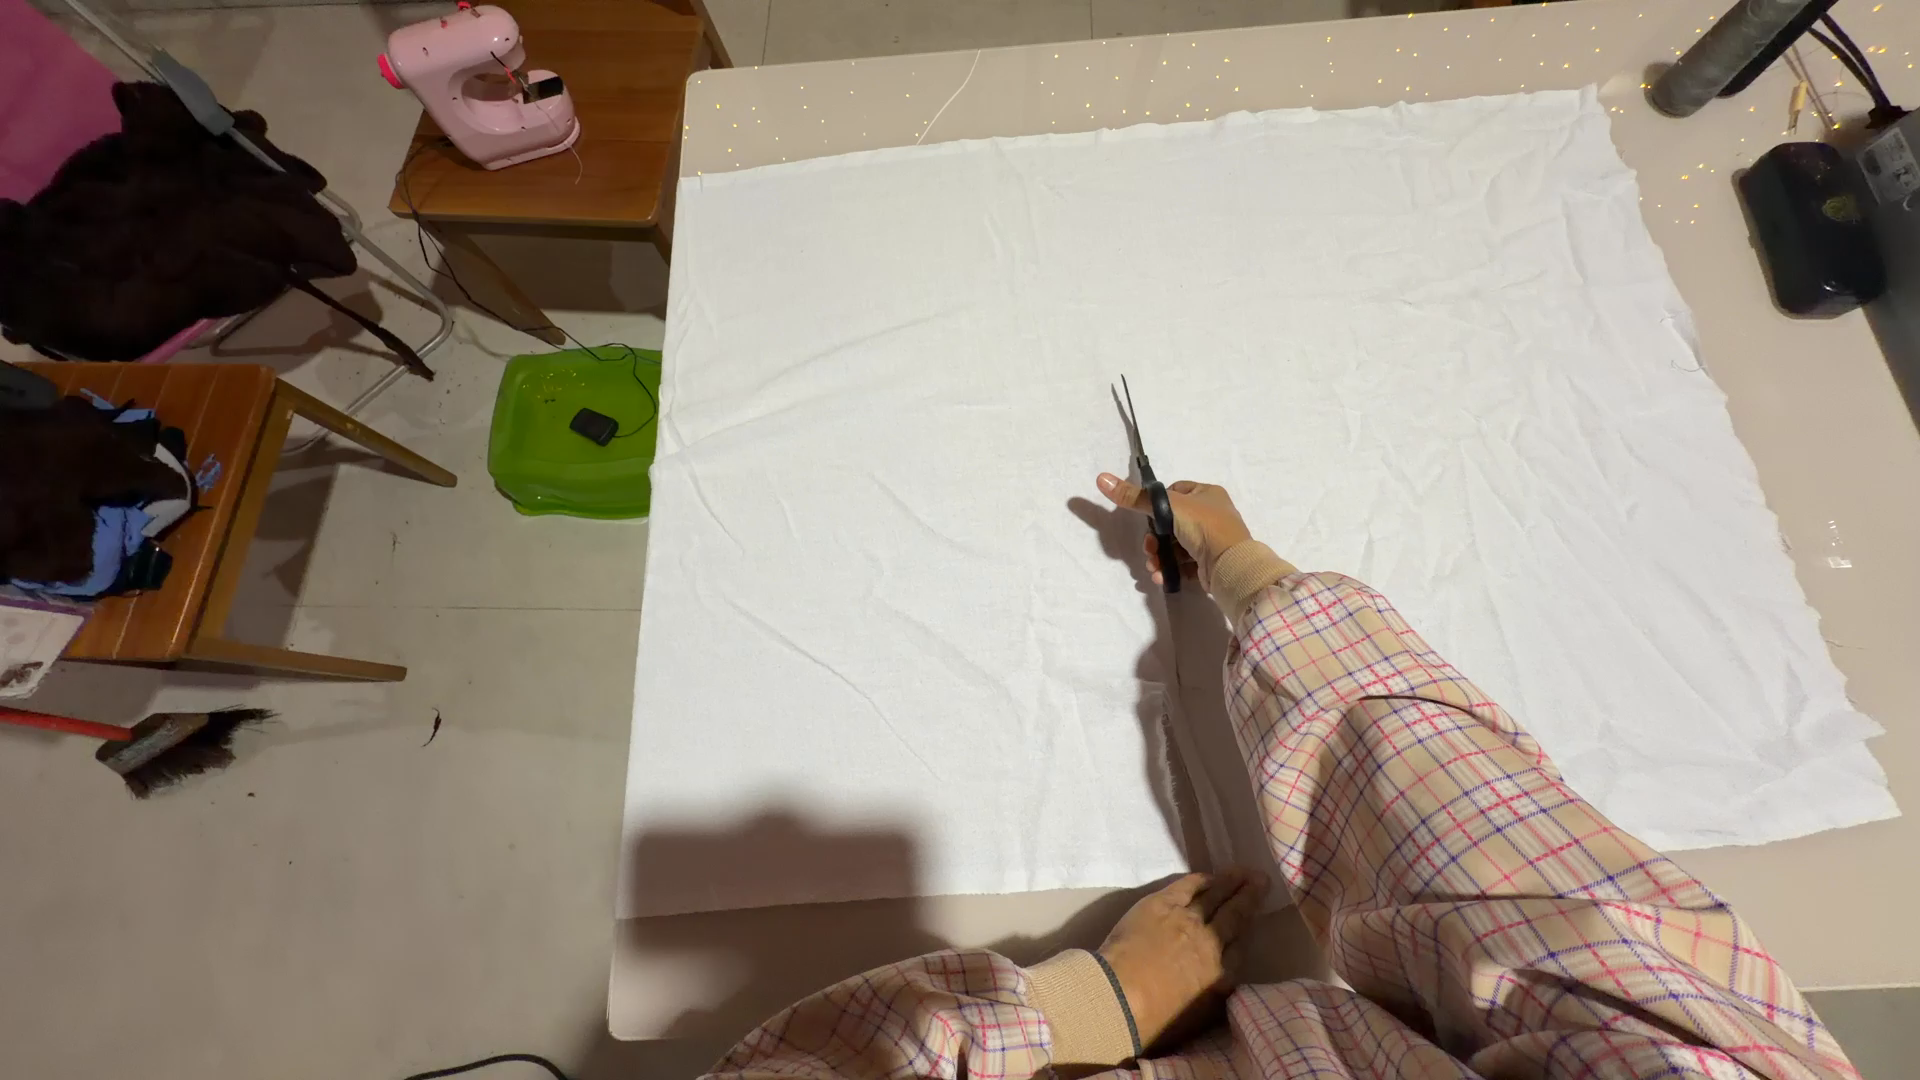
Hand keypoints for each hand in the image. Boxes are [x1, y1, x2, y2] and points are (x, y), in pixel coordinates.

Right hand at [1096, 474, 1252, 591]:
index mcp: (1207, 494)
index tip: (1147, 519)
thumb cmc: (1203, 526)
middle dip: (1155, 540)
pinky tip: (1162, 577)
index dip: (1157, 506)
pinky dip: (1171, 569)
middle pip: (1172, 524)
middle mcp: (1212, 515)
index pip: (1175, 493)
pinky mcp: (1210, 563)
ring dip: (1160, 557)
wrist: (1230, 564)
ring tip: (1153, 567)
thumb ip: (1134, 497)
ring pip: (1176, 546)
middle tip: (1148, 549)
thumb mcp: (1167, 507)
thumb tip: (1100, 478)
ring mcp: (1213, 540)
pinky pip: (1185, 564)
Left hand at [1098, 868, 1266, 1053]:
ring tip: (1244, 871)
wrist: (1123, 996)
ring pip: (1214, 895)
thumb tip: (1225, 974)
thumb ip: (1217, 990)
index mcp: (1222, 976)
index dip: (1246, 931)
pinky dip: (1200, 879)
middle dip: (1250, 896)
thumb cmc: (1158, 1018)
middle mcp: (1210, 942)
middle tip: (1262, 879)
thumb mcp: (1201, 1013)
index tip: (1251, 920)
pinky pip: (1187, 886)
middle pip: (1235, 915)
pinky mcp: (1162, 903)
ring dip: (1231, 882)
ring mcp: (1187, 919)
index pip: (1241, 949)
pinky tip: (1209, 875)